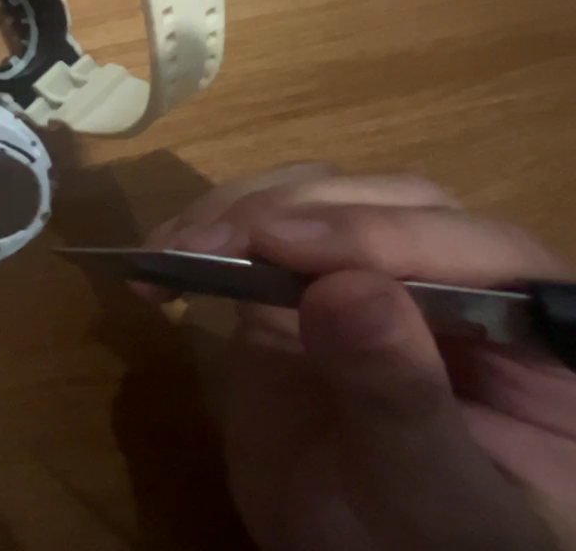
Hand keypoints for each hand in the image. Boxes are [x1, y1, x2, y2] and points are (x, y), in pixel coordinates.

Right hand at [148, 167, 575, 549]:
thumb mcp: (428, 495)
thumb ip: (400, 396)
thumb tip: (349, 291)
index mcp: (537, 343)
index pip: (481, 252)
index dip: (379, 231)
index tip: (275, 240)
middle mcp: (458, 294)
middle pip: (385, 202)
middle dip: (288, 210)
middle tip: (205, 244)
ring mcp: (365, 286)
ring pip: (309, 199)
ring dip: (228, 212)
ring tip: (169, 252)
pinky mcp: (289, 291)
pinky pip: (246, 234)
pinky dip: (193, 235)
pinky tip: (157, 265)